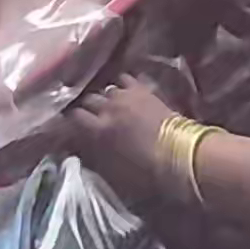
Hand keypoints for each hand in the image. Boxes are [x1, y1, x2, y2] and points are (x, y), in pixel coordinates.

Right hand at [67, 75, 177, 199]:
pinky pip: (125, 78)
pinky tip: (123, 89)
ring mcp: (125, 95)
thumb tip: (82, 149)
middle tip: (88, 114)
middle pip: (88, 99)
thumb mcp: (113, 170)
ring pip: (106, 87)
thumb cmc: (147, 170)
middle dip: (85, 106)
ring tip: (106, 101)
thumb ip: (94, 156)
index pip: (74, 117)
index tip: (69, 124)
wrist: (180, 153)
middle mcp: (108, 107)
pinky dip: (121, 84)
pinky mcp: (142, 88)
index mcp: (99, 130)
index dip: (70, 120)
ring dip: (104, 95)